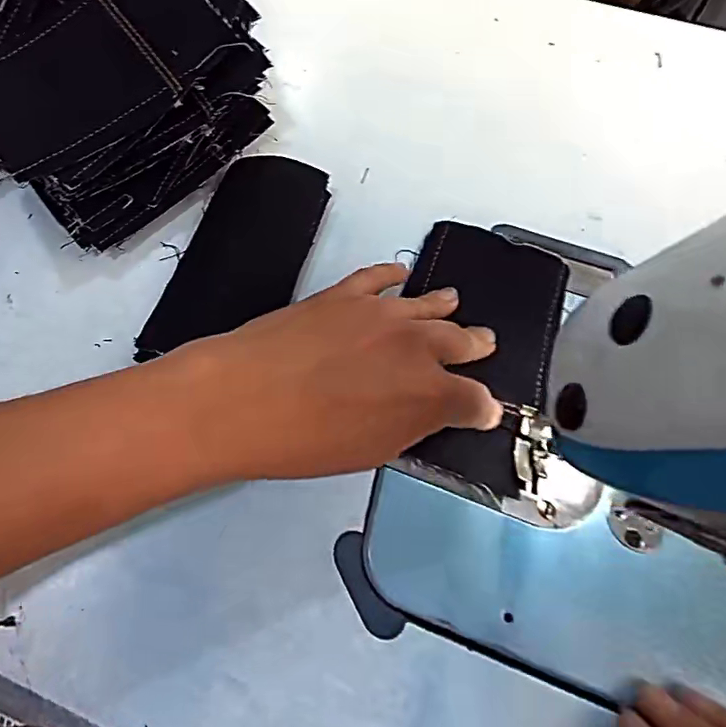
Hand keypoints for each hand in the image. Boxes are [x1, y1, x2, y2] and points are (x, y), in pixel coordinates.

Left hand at [166, 262, 502, 480]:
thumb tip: (426, 417)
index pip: (475, 400)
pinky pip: (379, 277)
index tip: (483, 409)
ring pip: (427, 304)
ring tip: (455, 303)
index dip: (482, 407)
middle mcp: (413, 347)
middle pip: (460, 341)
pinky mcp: (345, 295)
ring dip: (444, 307)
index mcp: (428, 394)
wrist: (242, 398)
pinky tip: (399, 275)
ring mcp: (380, 314)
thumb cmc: (298, 435)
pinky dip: (392, 275)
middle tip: (483, 344)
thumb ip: (410, 428)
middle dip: (475, 346)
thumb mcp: (369, 451)